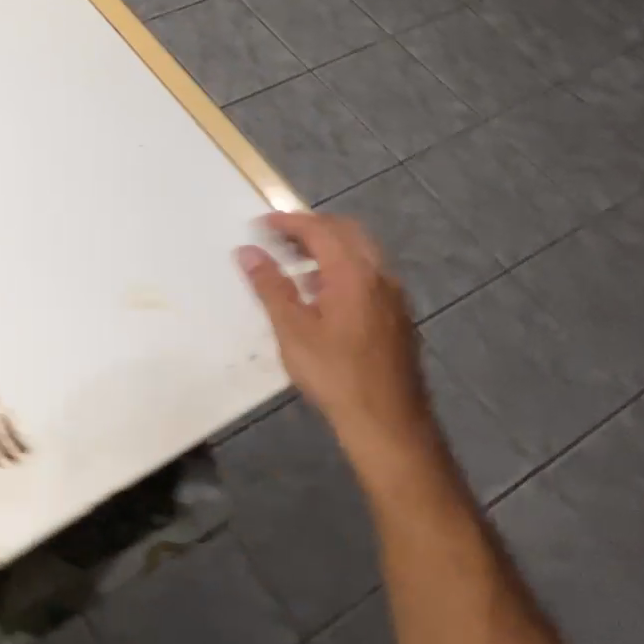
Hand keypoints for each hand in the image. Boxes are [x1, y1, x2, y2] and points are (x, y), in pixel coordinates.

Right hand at [237, 212, 434, 467]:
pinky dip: (342, 269)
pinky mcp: (396, 317)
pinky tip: (321, 297)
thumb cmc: (334, 373)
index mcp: (354, 274)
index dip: (289, 222)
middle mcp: (379, 277)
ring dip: (328, 249)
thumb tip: (247, 252)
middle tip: (278, 237)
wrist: (388, 422)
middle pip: (347, 234)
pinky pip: (368, 276)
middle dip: (311, 228)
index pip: (320, 230)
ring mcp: (393, 297)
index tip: (260, 224)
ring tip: (294, 266)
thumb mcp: (292, 329)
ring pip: (360, 255)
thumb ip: (270, 286)